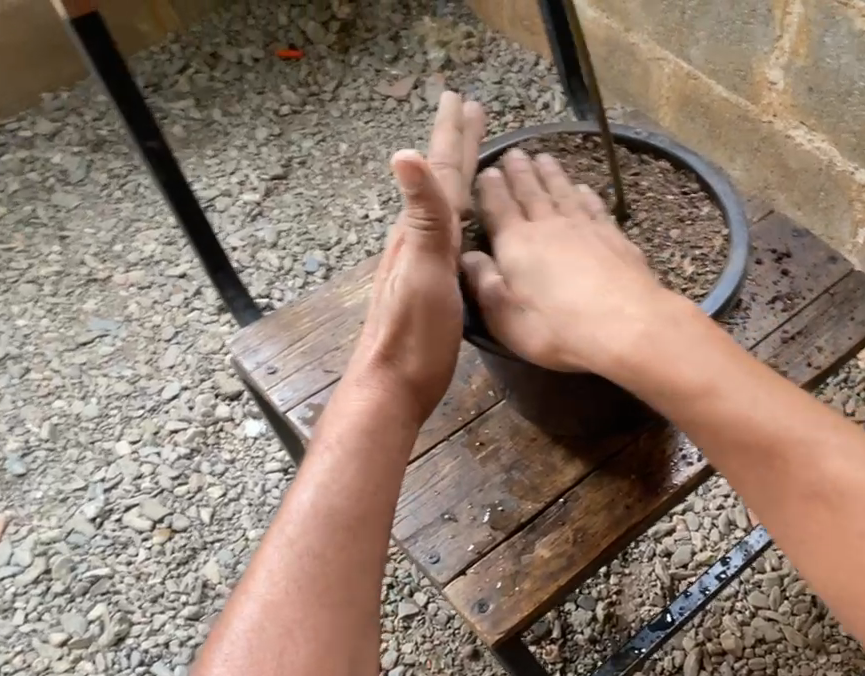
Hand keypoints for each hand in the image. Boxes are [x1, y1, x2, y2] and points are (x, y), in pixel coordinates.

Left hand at [347, 91, 487, 419]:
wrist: (395, 385)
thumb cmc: (414, 335)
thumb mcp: (423, 273)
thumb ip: (422, 219)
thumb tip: (405, 153)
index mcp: (420, 234)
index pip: (442, 174)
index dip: (455, 138)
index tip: (466, 102)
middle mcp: (418, 242)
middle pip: (440, 183)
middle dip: (455, 146)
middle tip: (467, 112)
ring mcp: (422, 266)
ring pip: (445, 207)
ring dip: (458, 176)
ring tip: (470, 156)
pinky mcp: (431, 289)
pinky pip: (450, 237)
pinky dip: (461, 218)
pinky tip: (464, 226)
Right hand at [461, 150, 691, 374]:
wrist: (626, 325)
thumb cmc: (558, 330)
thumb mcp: (507, 320)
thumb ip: (485, 286)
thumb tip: (467, 257)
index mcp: (516, 245)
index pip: (498, 208)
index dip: (491, 189)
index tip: (488, 171)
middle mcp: (549, 226)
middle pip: (531, 192)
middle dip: (520, 172)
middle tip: (514, 153)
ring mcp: (585, 228)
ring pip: (563, 192)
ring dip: (551, 175)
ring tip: (543, 158)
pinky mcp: (614, 237)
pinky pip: (595, 207)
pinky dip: (586, 194)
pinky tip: (583, 188)